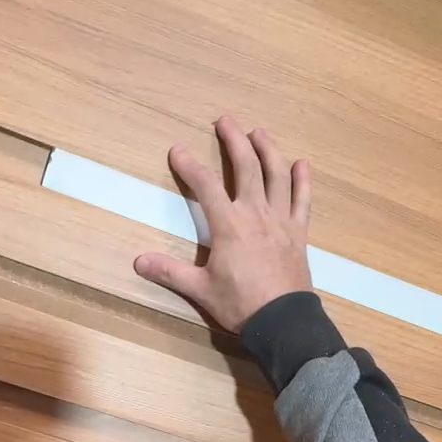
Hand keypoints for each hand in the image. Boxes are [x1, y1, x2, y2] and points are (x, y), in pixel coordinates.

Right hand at [135, 117, 312, 332]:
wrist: (282, 320)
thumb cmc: (240, 304)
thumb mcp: (200, 289)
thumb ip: (170, 272)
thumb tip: (138, 262)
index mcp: (229, 225)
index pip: (206, 186)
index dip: (190, 166)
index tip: (178, 150)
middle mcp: (256, 214)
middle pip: (246, 167)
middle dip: (235, 141)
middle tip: (226, 121)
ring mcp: (281, 220)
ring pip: (276, 175)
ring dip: (269, 150)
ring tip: (260, 132)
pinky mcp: (298, 232)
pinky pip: (302, 200)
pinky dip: (303, 181)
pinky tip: (302, 164)